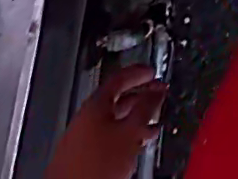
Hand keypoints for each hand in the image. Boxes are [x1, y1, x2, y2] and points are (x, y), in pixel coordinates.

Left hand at [46, 65, 165, 178]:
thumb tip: (157, 92)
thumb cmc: (98, 165)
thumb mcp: (130, 131)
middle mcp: (84, 119)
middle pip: (116, 100)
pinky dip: (123, 137)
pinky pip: (106, 139)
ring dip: (133, 120)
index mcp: (94, 106)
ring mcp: (80, 140)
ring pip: (112, 122)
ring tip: (152, 125)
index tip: (152, 72)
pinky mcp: (80, 159)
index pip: (119, 78)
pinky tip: (135, 146)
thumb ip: (146, 107)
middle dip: (139, 98)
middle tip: (157, 97)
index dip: (138, 73)